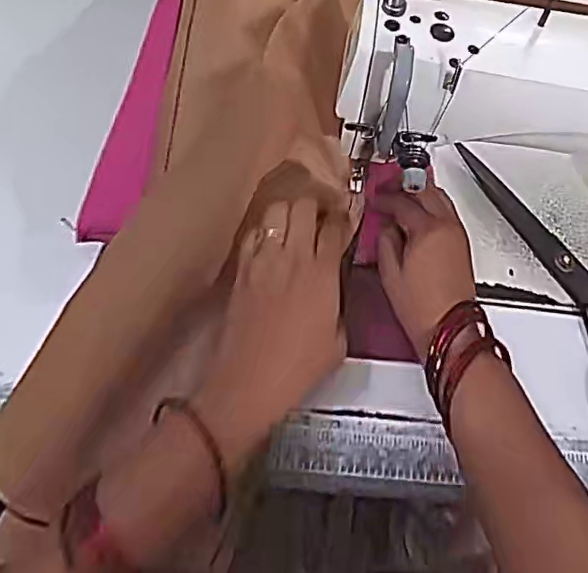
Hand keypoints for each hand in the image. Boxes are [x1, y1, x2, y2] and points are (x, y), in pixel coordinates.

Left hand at [195, 195, 350, 463]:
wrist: (248, 383)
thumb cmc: (298, 368)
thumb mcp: (338, 339)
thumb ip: (340, 300)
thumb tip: (336, 282)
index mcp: (322, 272)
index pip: (335, 224)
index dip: (343, 217)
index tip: (345, 219)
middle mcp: (293, 256)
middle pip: (305, 205)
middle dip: (316, 205)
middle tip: (320, 217)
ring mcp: (264, 259)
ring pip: (277, 209)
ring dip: (289, 211)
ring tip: (294, 223)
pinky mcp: (242, 267)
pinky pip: (254, 231)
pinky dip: (265, 229)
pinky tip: (270, 243)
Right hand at [375, 179, 476, 354]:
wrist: (449, 329)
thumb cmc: (423, 308)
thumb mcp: (390, 273)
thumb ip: (386, 240)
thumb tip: (387, 226)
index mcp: (427, 230)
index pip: (403, 201)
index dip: (385, 198)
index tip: (376, 201)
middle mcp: (446, 226)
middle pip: (425, 190)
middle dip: (405, 186)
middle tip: (388, 189)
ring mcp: (457, 233)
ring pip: (439, 197)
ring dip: (421, 192)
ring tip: (403, 197)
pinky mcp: (462, 243)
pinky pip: (447, 211)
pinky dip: (432, 205)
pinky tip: (419, 214)